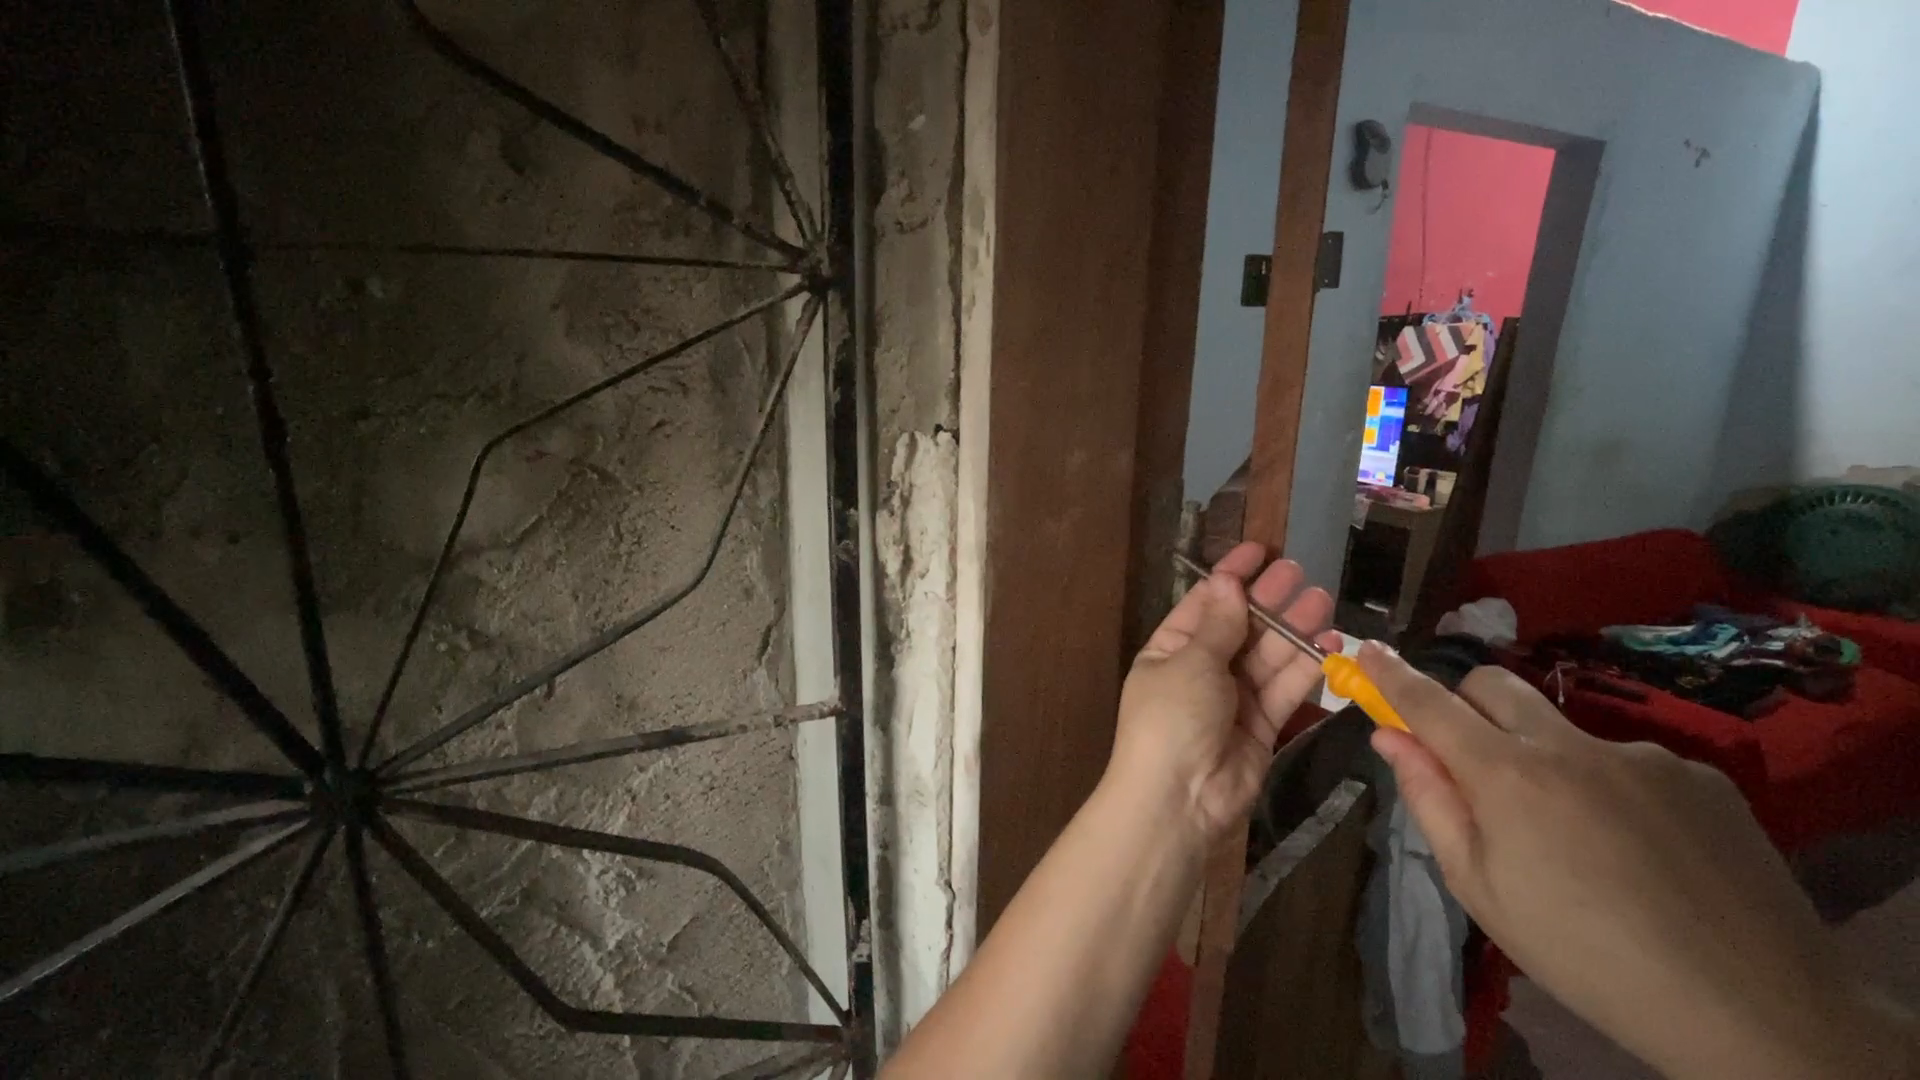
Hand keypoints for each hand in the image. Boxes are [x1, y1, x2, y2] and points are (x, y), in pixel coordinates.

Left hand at [1109, 542, 1333, 840]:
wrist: (1178, 799)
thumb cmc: (1172, 718)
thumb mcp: (1190, 663)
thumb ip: (1219, 626)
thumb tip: (1228, 583)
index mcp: (1170, 649)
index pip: (1205, 604)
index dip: (1231, 576)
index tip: (1259, 550)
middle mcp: (1202, 669)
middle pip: (1241, 627)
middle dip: (1268, 600)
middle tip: (1299, 572)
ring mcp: (1233, 698)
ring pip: (1268, 655)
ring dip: (1293, 629)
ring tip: (1322, 599)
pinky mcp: (1262, 725)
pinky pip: (1286, 688)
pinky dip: (1307, 667)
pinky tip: (1330, 643)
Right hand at [1361, 644, 1915, 1079]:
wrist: (1756, 1008)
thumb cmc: (1583, 955)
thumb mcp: (1479, 888)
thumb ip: (1431, 801)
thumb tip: (1391, 738)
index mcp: (1506, 775)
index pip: (1430, 703)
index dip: (1391, 674)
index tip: (1366, 650)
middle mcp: (1570, 745)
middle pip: (1493, 685)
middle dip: (1464, 704)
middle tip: (1469, 759)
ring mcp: (1642, 755)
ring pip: (1563, 730)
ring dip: (1544, 759)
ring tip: (1578, 839)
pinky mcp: (1700, 776)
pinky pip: (1629, 762)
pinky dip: (1610, 788)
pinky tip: (1639, 850)